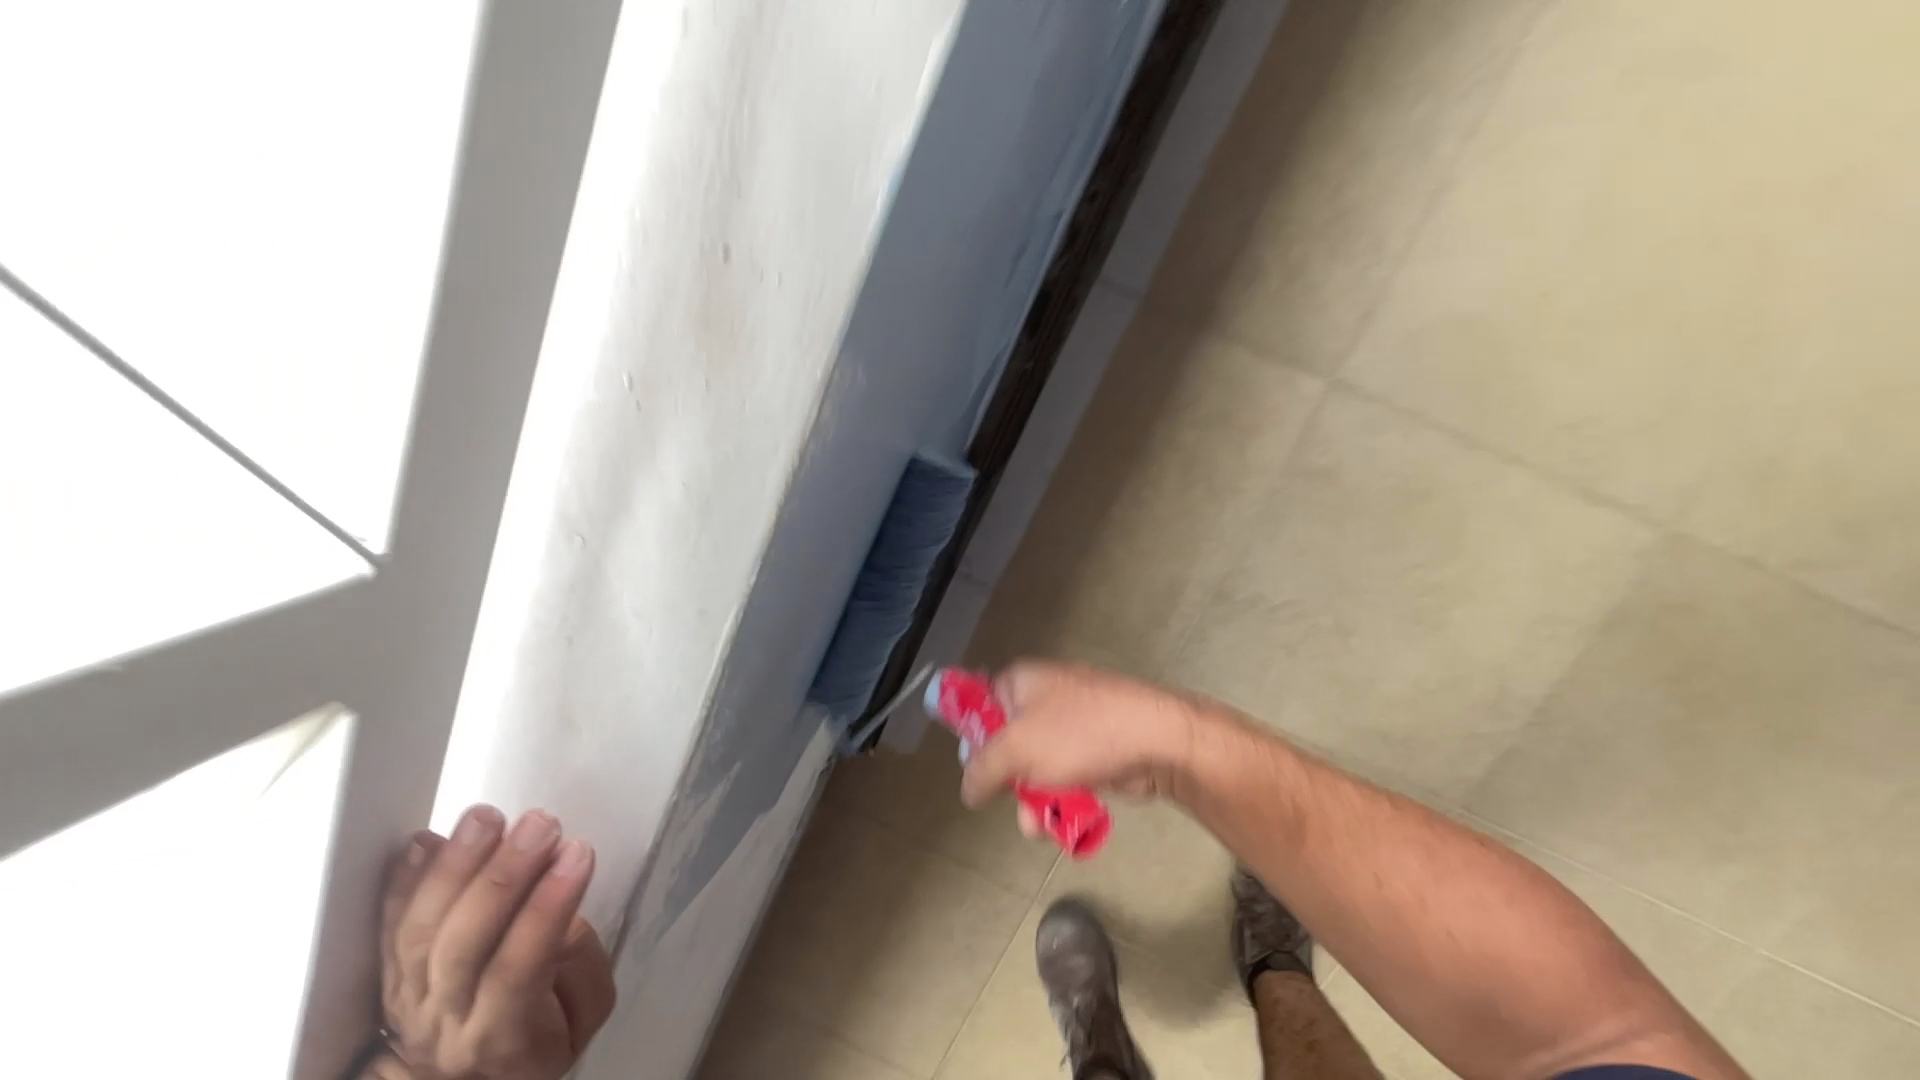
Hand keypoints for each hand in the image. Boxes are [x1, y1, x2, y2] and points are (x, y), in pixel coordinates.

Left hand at [372, 805, 617, 1079]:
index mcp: (503, 1036)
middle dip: (504, 876)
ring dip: (454, 866)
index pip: (518, 969)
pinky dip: (403, 881)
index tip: (577, 852)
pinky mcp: (387, 972)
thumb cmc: (539, 1039)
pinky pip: (387, 926)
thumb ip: (581, 967)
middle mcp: (443, 1019)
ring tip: (487, 818)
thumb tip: (563, 912)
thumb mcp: (583, 1019)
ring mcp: (407, 995)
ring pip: (420, 930)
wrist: (463, 1076)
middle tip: (541, 825)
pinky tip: (426, 840)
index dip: (547, 908)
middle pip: (462, 945)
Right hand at [958, 662, 1203, 826]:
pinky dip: (1062, 798)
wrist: (1159, 741)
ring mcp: (1074, 725)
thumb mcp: (1017, 749)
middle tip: (1009, 800)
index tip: (976, 769)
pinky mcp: (1096, 751)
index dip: (974, 738)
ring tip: (1037, 825)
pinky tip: (1062, 822)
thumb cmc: (1080, 735)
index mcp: (1022, 682)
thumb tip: (968, 789)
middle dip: (1008, 780)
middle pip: (1009, 743)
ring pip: (1037, 767)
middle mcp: (1045, 698)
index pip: (981, 704)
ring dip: (1033, 799)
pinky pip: (1066, 777)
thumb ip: (983, 768)